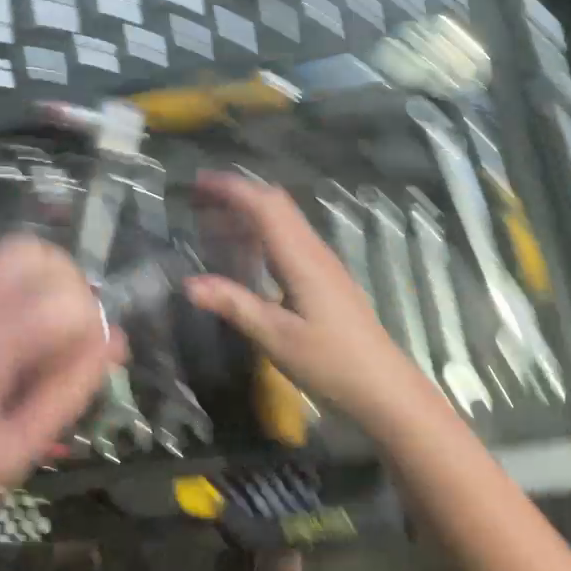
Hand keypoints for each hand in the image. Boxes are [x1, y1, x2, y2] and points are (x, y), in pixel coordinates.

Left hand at [0, 235, 121, 570]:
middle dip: (63, 282)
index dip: (90, 316)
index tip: (90, 349)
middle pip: (26, 251)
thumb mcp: (16, 450)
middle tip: (68, 331)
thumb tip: (116, 338)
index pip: (59, 297)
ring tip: (19, 354)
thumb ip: (70, 387)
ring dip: (25, 295)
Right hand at [183, 172, 431, 429]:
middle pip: (275, 205)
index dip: (231, 189)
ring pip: (283, 221)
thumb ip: (233, 305)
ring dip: (247, 213)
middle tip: (199, 200)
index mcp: (301, 258)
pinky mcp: (324, 277)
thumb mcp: (276, 337)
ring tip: (211, 224)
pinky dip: (260, 233)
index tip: (198, 183)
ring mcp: (322, 263)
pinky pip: (288, 239)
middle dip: (236, 194)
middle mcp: (313, 251)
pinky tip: (243, 255)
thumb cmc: (330, 362)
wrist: (382, 386)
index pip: (264, 207)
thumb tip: (188, 284)